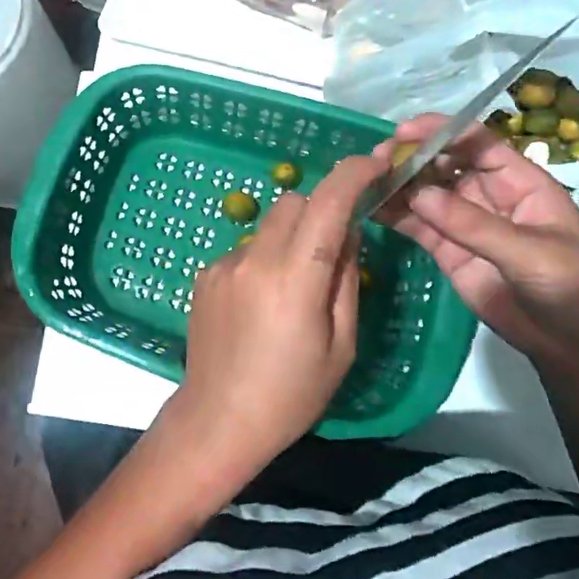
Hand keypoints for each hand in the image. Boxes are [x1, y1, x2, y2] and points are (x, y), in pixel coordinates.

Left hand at [165, 155, 387, 473]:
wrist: (220, 416)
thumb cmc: (292, 392)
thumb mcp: (340, 343)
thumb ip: (344, 278)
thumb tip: (348, 231)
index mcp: (294, 277)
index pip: (326, 204)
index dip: (353, 175)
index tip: (375, 162)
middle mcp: (253, 259)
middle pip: (292, 204)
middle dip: (320, 211)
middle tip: (334, 247)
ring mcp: (222, 265)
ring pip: (267, 228)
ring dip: (288, 240)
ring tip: (292, 291)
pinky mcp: (203, 275)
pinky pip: (243, 252)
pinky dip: (261, 261)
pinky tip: (260, 305)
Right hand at [372, 113, 578, 366]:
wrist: (577, 346)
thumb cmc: (575, 289)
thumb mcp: (531, 254)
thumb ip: (474, 225)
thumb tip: (418, 194)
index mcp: (522, 185)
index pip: (479, 145)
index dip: (443, 133)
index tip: (405, 131)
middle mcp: (489, 197)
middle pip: (444, 165)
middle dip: (411, 157)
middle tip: (375, 159)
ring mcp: (465, 224)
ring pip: (424, 193)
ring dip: (396, 184)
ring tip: (362, 181)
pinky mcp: (447, 250)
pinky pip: (414, 225)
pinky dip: (391, 214)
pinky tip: (366, 207)